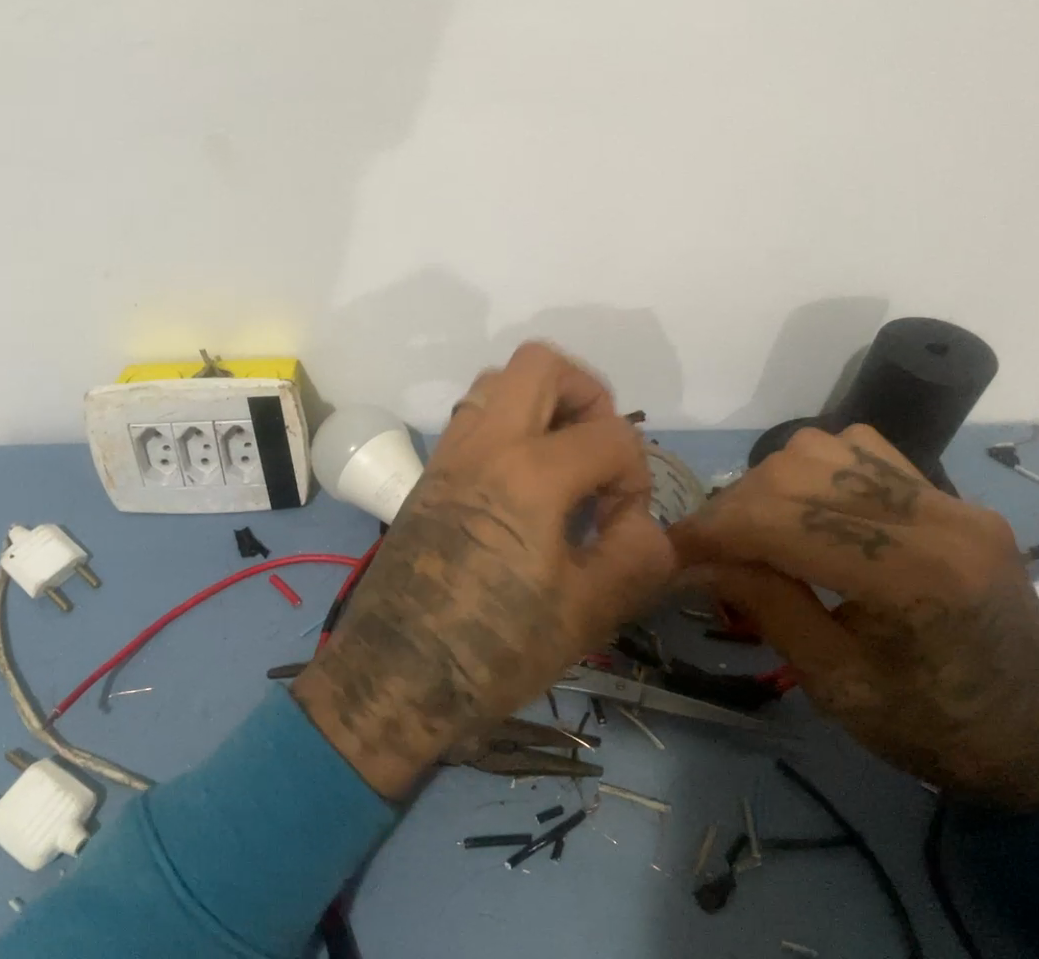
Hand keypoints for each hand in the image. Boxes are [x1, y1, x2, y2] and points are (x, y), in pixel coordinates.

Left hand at [293, 343, 675, 797]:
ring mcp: (448, 455)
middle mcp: (484, 445)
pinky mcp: (428, 476)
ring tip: (562, 464)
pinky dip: (506, 428)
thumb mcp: (588, 613)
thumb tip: (643, 524)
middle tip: (599, 453)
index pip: (610, 434)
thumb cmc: (494, 648)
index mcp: (530, 474)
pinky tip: (522, 489)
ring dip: (540, 405)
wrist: (395, 674)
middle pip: (540, 364)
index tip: (618, 529)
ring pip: (497, 382)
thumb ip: (638, 555)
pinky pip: (471, 418)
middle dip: (587, 395)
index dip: (634, 478)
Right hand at [668, 425, 1038, 810]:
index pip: (782, 520)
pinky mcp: (952, 497)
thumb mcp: (834, 682)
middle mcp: (939, 518)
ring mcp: (951, 500)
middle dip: (734, 507)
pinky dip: (813, 471)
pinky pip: (863, 451)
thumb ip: (764, 605)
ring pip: (825, 448)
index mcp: (915, 577)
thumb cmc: (929, 730)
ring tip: (753, 531)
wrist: (1037, 739)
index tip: (672, 552)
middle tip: (709, 552)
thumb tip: (690, 560)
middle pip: (798, 472)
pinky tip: (803, 511)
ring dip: (770, 484)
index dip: (713, 530)